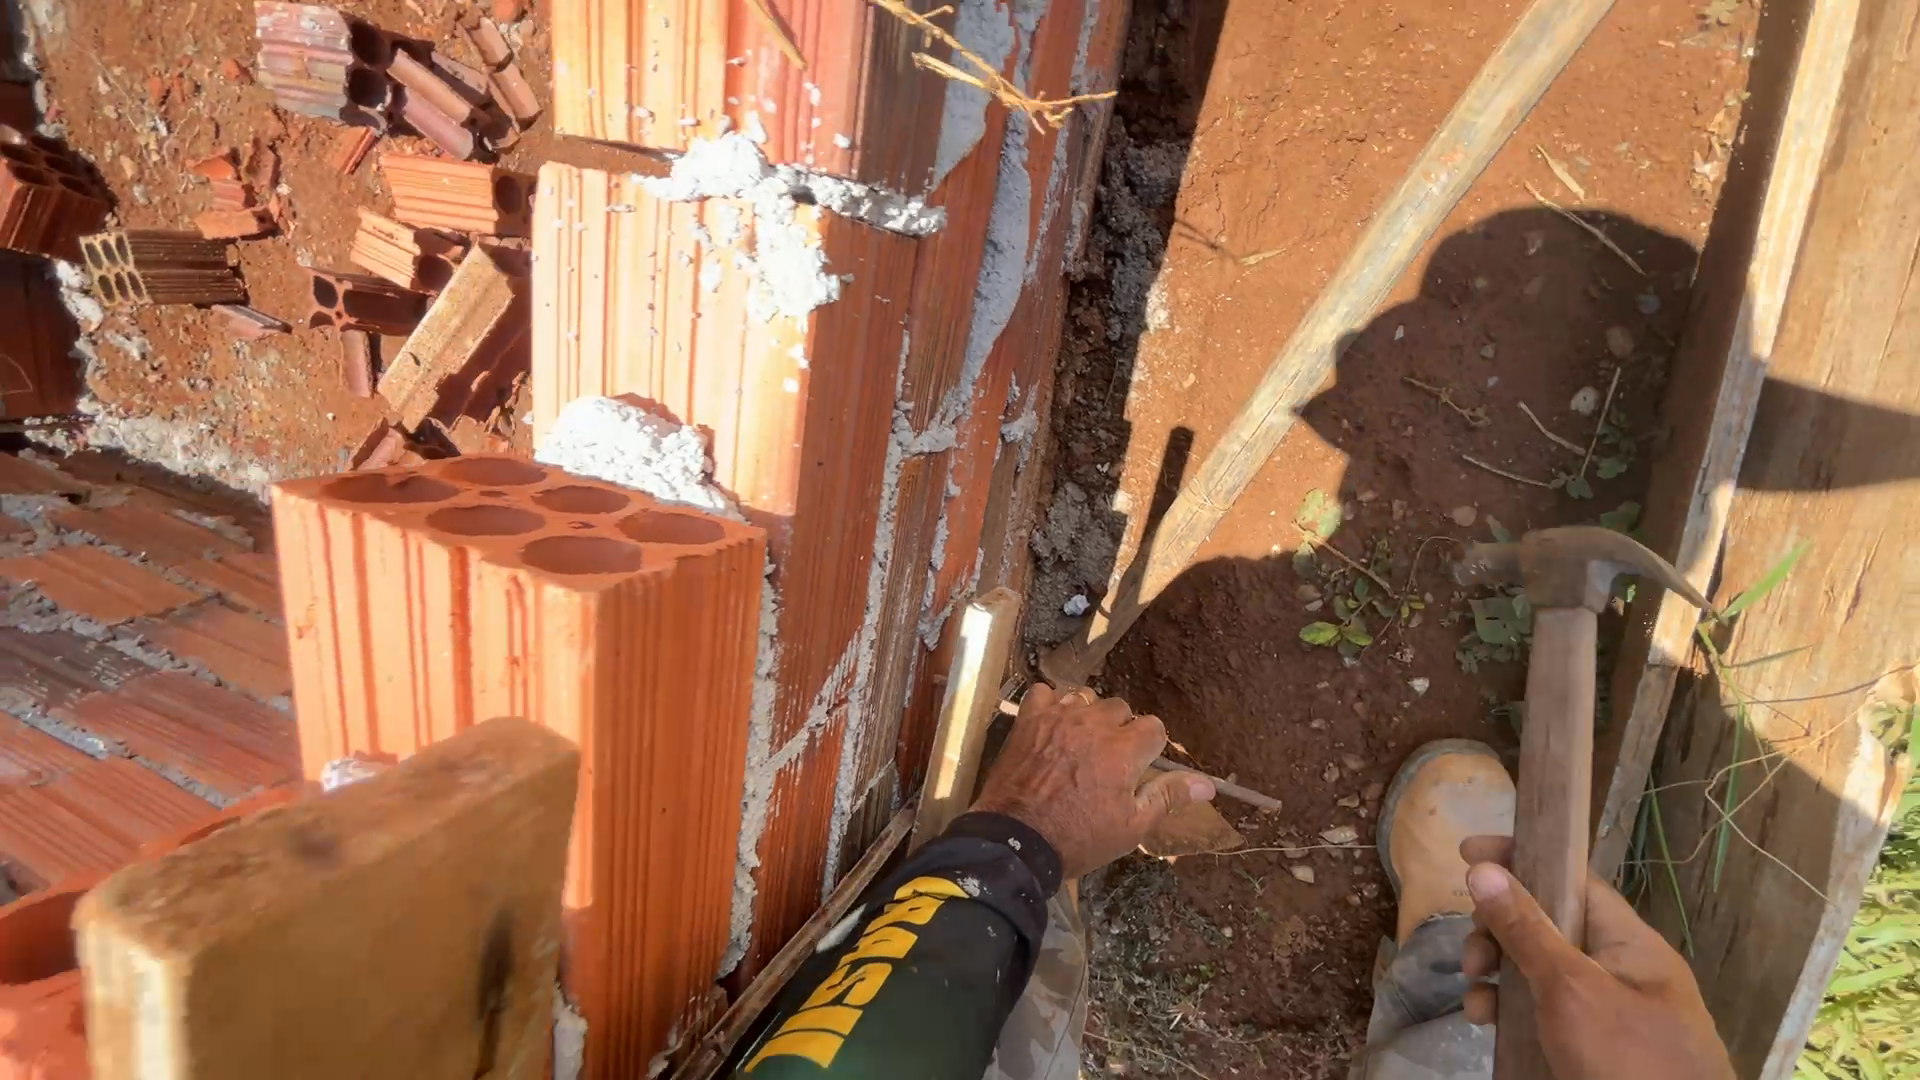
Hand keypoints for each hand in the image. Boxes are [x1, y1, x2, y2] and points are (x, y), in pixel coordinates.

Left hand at [971, 684, 1214, 878]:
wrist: (1016, 840)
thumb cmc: (1079, 838)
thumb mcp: (1131, 827)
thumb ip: (1167, 797)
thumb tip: (1207, 784)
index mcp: (1124, 750)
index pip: (1154, 726)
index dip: (1150, 746)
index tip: (1138, 765)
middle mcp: (1094, 724)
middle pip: (1120, 708)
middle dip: (1119, 728)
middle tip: (1106, 758)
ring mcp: (1059, 717)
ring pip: (1084, 697)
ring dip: (1086, 714)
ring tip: (1078, 741)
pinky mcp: (1029, 718)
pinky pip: (1044, 692)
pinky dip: (1049, 704)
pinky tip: (1049, 726)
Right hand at [1460, 836, 1733, 1079]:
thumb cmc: (1628, 1064)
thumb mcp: (1568, 989)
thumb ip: (1524, 927)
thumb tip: (1482, 866)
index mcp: (1632, 947)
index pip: (1571, 878)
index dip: (1520, 858)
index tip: (1465, 852)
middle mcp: (1622, 971)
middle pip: (1545, 921)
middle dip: (1496, 928)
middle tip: (1472, 951)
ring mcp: (1608, 1010)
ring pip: (1535, 964)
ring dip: (1494, 968)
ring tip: (1473, 992)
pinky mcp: (1591, 1044)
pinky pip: (1539, 1004)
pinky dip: (1505, 1003)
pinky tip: (1484, 1019)